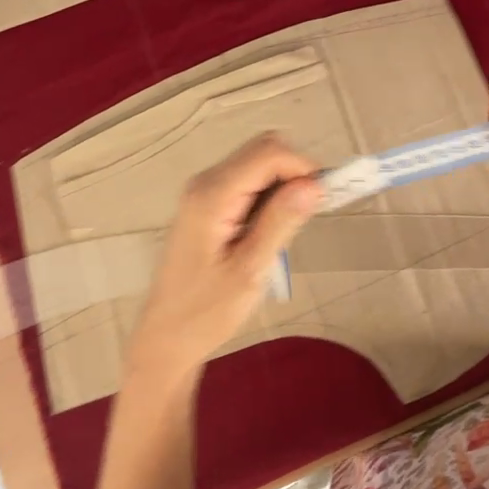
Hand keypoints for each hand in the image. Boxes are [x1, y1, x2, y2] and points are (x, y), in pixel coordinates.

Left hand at [126, 135, 322, 377]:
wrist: (166, 338)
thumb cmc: (206, 312)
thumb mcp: (250, 271)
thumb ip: (280, 222)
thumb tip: (314, 185)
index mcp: (212, 195)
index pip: (268, 152)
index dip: (302, 167)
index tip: (322, 199)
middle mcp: (206, 182)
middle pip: (262, 150)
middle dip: (294, 172)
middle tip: (309, 213)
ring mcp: (203, 191)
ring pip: (257, 163)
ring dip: (283, 183)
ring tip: (290, 226)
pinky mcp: (207, 203)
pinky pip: (247, 180)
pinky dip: (269, 193)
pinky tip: (271, 228)